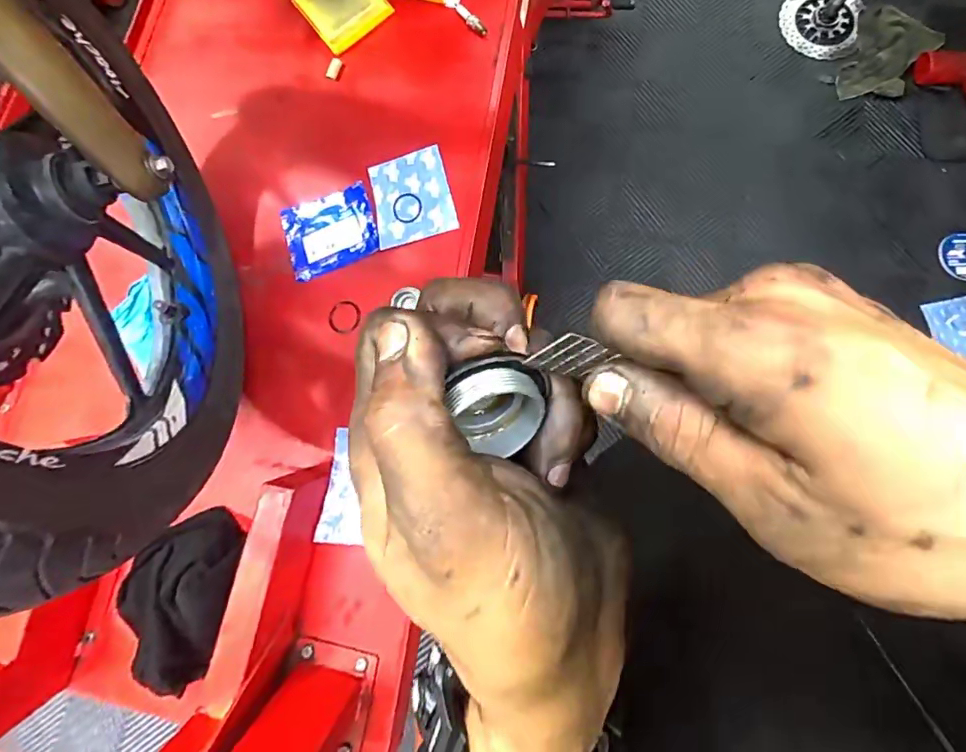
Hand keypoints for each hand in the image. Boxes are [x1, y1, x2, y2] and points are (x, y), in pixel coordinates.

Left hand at [351, 286, 625, 751]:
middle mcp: (434, 416)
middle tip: (528, 372)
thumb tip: (401, 322)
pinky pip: (554, 382)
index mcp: (390, 433)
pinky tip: (567, 465)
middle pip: (459, 322)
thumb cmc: (501, 592)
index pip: (393, 329)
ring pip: (517, 350)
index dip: (441, 323)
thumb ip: (410, 422)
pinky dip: (570, 411)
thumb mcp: (445, 515)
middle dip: (503, 337)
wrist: (575, 643)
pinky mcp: (536, 427)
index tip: (485, 352)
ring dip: (547, 388)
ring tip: (552, 456)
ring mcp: (489, 420)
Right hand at [584, 264, 965, 619]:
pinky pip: (756, 317)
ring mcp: (814, 286)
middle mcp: (776, 290)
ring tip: (770, 439)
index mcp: (752, 338)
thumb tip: (605, 384)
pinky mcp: (840, 296)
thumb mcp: (773, 504)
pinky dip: (751, 359)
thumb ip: (677, 429)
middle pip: (667, 316)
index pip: (624, 306)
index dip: (607, 355)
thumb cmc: (910, 524)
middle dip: (663, 374)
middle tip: (711, 450)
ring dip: (713, 373)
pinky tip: (805, 411)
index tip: (624, 410)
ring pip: (710, 319)